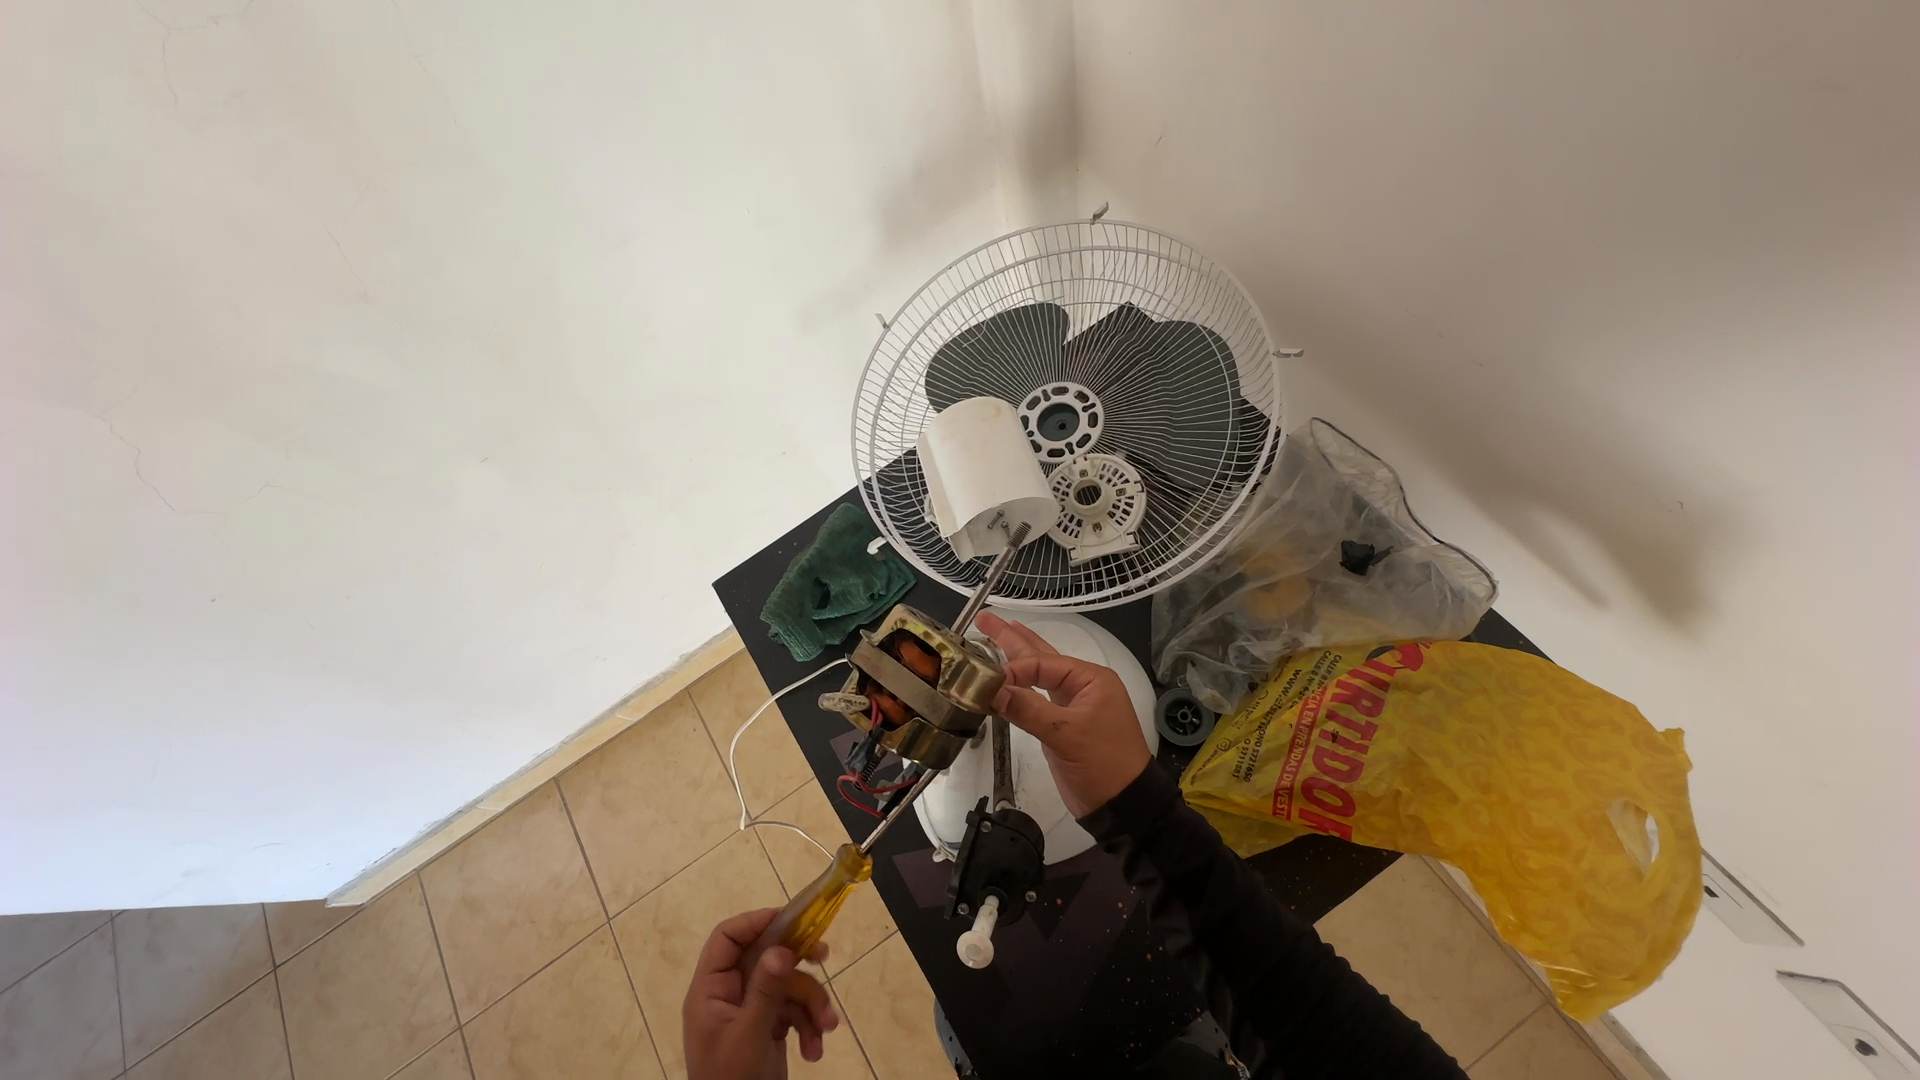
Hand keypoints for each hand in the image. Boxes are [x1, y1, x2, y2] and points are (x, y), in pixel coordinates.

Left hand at [683, 908, 839, 1079]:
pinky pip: (793, 1011)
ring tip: (826, 1026)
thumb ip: (765, 989)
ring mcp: (750, 1011)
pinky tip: (814, 1049)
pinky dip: (809, 1026)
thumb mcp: (749, 1035)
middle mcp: (729, 995)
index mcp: (711, 990)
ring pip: (787, 985)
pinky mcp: (769, 1028)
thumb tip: (781, 947)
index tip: (790, 919)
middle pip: (766, 958)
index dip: (755, 922)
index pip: (727, 938)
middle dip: (798, 966)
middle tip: (824, 955)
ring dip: (811, 1004)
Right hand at [977, 612, 1151, 817]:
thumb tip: (991, 690)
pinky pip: (1037, 698)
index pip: (1041, 663)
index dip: (1012, 668)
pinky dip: (1020, 687)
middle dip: (1012, 638)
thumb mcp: (1065, 734)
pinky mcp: (1063, 725)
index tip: (986, 680)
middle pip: (1041, 656)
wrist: (1123, 806)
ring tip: (997, 633)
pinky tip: (1006, 681)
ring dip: (1016, 658)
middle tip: (985, 617)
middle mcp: (1082, 686)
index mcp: (1090, 679)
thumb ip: (1027, 709)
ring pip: (1039, 675)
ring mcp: (1073, 705)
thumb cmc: (1103, 764)